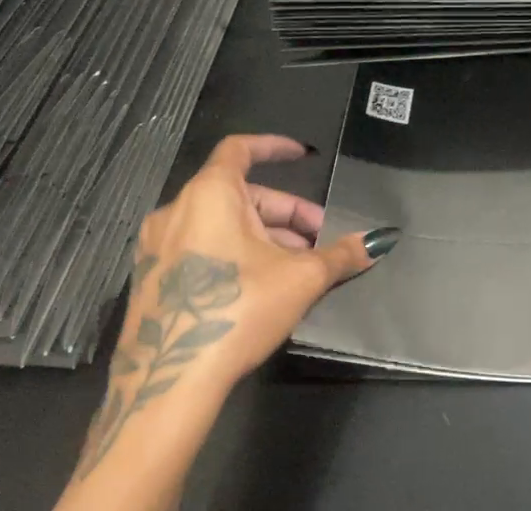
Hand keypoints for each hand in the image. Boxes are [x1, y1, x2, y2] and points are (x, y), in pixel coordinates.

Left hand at [61, 135, 397, 507]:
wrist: (166, 383)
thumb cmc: (236, 310)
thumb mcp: (301, 279)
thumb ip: (341, 255)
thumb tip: (380, 241)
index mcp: (209, 194)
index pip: (241, 148)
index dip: (274, 147)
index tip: (301, 155)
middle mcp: (176, 211)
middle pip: (240, 195)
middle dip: (284, 215)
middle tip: (319, 241)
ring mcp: (157, 248)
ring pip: (220, 225)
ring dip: (263, 237)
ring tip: (297, 268)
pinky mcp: (150, 281)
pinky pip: (200, 250)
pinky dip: (233, 255)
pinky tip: (262, 288)